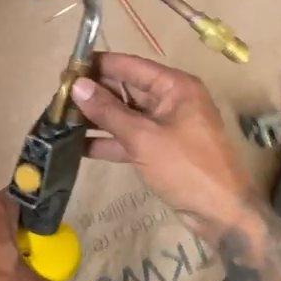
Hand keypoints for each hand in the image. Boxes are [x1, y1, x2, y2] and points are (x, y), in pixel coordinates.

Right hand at [70, 53, 261, 239]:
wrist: (222, 215)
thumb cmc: (186, 168)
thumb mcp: (143, 137)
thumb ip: (108, 111)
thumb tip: (77, 85)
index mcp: (174, 87)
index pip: (129, 65)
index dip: (98, 65)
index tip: (67, 68)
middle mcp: (170, 101)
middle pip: (125, 89)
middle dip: (93, 93)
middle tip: (58, 96)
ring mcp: (165, 126)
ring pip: (124, 114)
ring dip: (96, 118)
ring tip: (61, 119)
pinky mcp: (160, 149)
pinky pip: (129, 138)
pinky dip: (107, 141)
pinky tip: (77, 146)